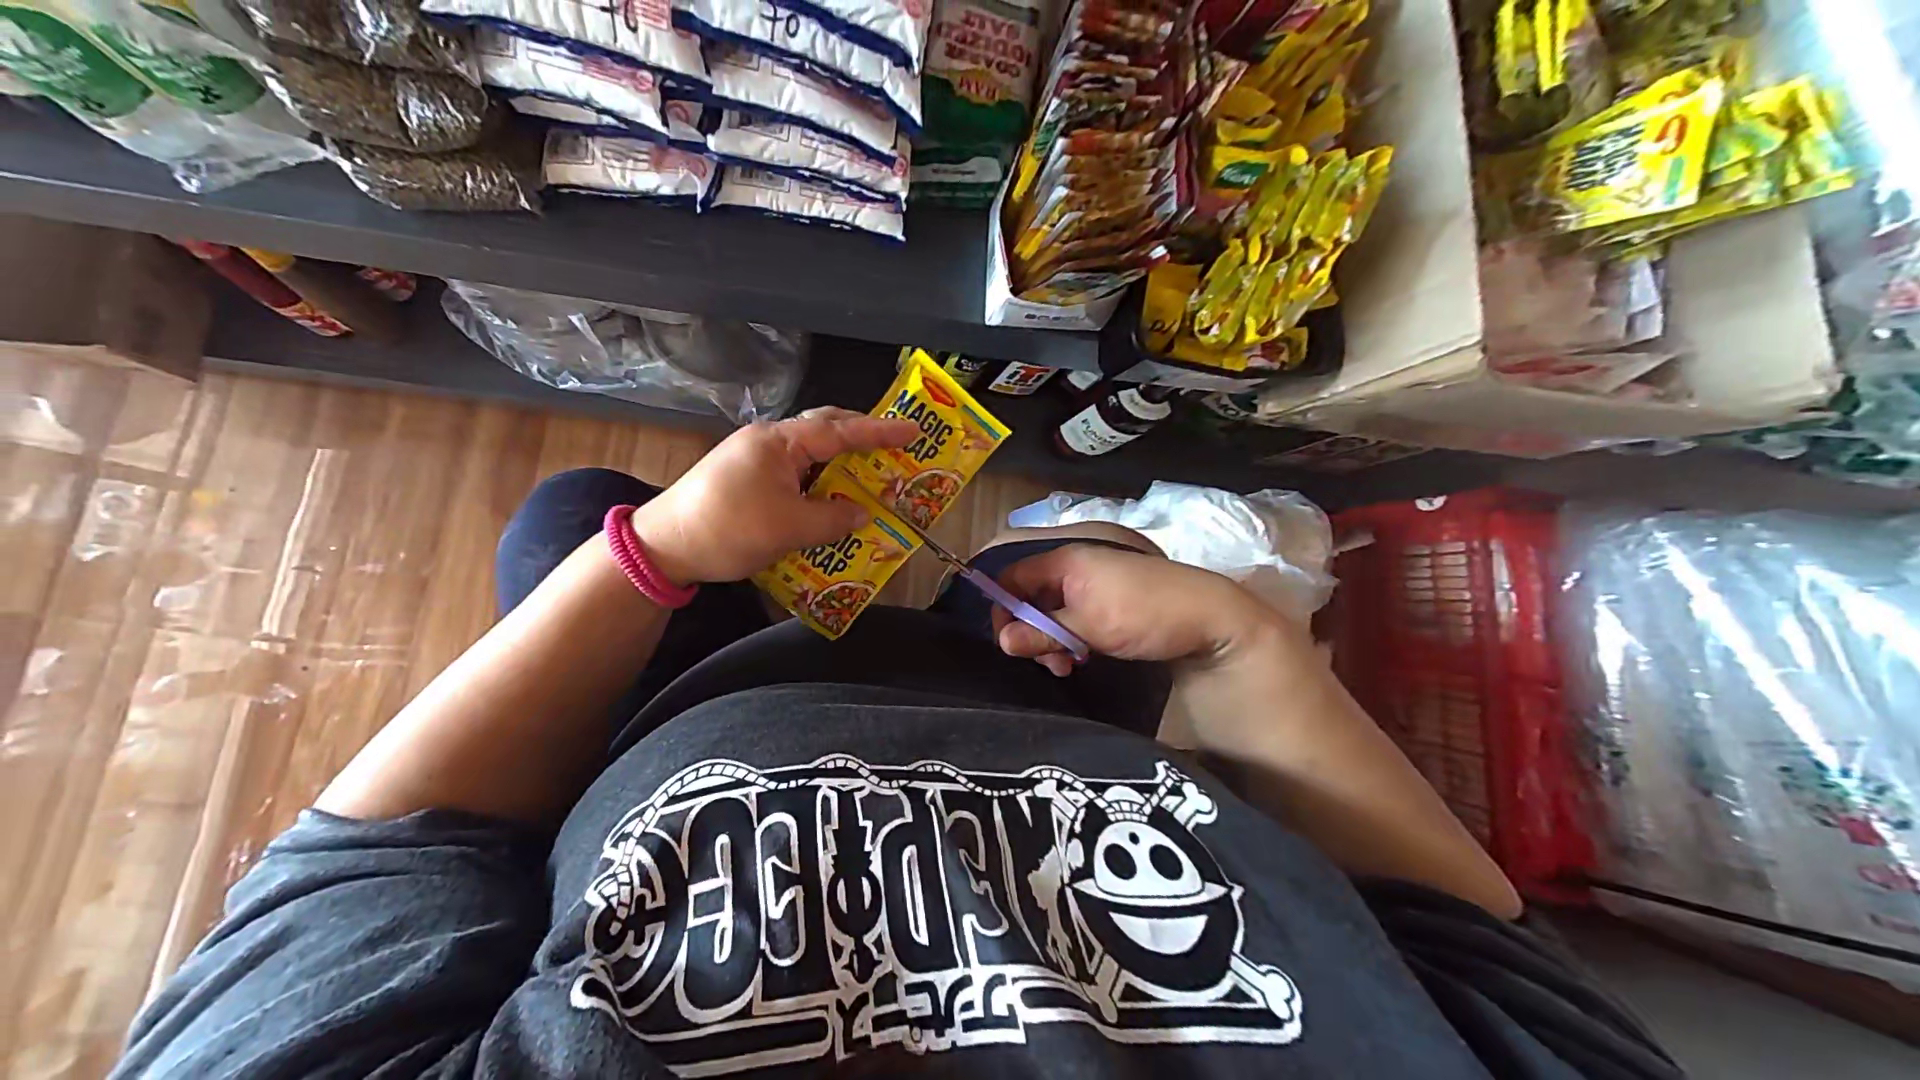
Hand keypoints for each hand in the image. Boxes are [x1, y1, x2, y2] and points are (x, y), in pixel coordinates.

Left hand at [628, 407, 918, 584]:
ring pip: (808, 451)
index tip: (912, 430)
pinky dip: (818, 480)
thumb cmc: (729, 529)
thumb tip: (862, 514)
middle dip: (860, 437)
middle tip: (892, 448)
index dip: (879, 432)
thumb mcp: (789, 528)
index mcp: (779, 442)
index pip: (840, 431)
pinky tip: (830, 498)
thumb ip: (834, 519)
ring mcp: (754, 457)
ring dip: (839, 462)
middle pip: (823, 429)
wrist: (664, 546)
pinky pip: (793, 470)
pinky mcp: (746, 476)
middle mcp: (767, 440)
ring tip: (869, 475)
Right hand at [991, 544, 1297, 675]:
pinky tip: (1081, 658)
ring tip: (1065, 665)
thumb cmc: (1145, 614)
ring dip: (1050, 638)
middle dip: (1029, 629)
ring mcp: (1094, 581)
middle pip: (1031, 594)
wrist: (1210, 617)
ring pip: (1052, 608)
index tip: (1008, 641)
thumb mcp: (1089, 629)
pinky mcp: (1109, 599)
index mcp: (1066, 560)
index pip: (1013, 576)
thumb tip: (1001, 641)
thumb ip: (1042, 634)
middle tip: (1045, 661)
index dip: (1003, 606)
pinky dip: (1070, 636)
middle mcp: (1076, 565)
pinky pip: (1074, 614)